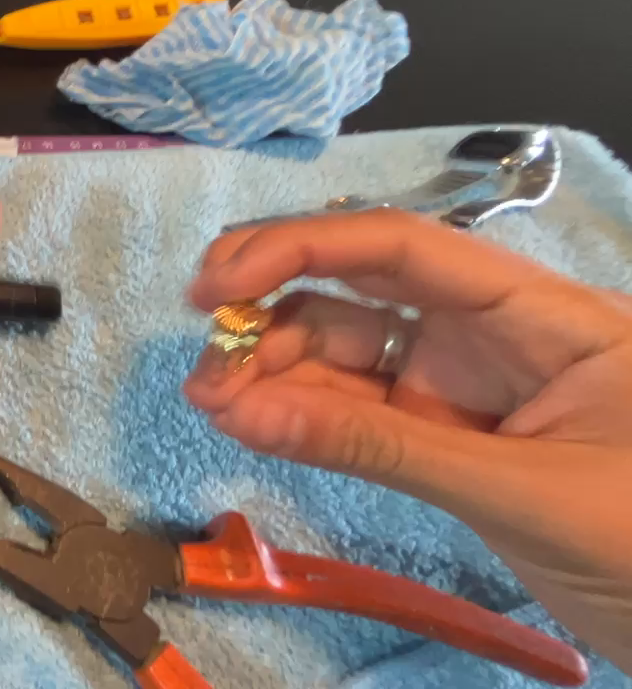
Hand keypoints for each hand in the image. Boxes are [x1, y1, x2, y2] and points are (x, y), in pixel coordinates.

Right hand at [184, 210, 631, 666]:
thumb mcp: (531, 497)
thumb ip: (378, 447)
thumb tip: (235, 414)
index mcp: (540, 315)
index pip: (395, 247)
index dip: (293, 249)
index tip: (214, 288)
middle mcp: (483, 330)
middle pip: (345, 286)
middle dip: (262, 311)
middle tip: (204, 352)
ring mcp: (450, 378)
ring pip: (327, 346)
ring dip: (261, 369)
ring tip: (212, 405)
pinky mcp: (428, 424)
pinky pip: (337, 400)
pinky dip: (285, 408)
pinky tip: (245, 421)